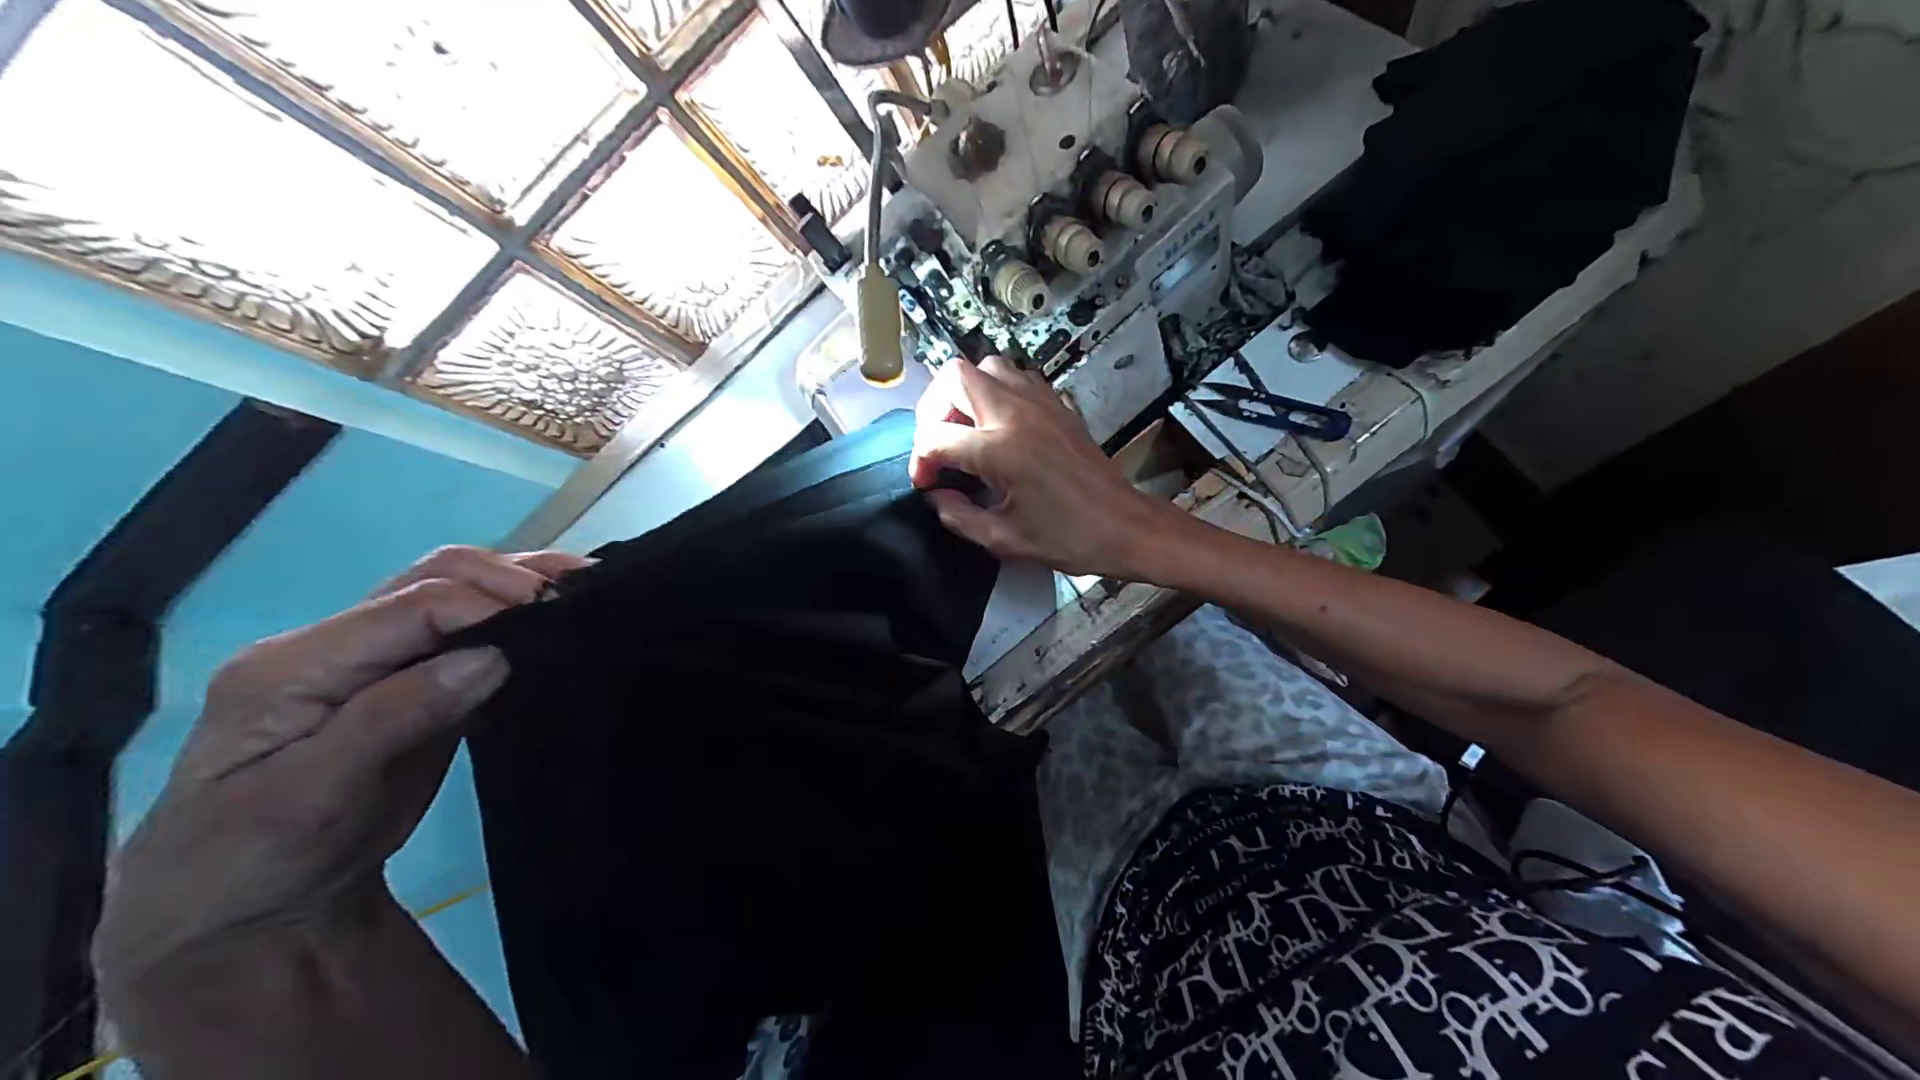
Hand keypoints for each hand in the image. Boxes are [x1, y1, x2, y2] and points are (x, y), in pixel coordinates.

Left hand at [95, 546, 590, 984]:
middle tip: (579, 595)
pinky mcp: (414, 681)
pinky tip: (556, 615)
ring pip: (455, 595)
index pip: (409, 607)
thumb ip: (392, 717)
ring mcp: (376, 660)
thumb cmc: (255, 860)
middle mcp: (334, 645)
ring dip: (519, 584)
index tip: (555, 616)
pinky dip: (516, 617)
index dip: (487, 602)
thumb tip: (490, 656)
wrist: (246, 909)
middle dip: (509, 578)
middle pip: (432, 580)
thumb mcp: (308, 798)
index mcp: (293, 665)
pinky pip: (470, 633)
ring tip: (584, 585)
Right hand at [909, 356, 1182, 578]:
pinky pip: (1016, 376)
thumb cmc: (1068, 538)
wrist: (1125, 526)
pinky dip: (996, 390)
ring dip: (964, 392)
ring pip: (986, 366)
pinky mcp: (1057, 404)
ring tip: (964, 429)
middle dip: (933, 410)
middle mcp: (1016, 413)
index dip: (920, 460)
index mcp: (1001, 449)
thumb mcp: (1003, 539)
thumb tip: (935, 495)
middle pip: (953, 378)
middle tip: (937, 444)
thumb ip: (958, 515)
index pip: (937, 437)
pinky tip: (996, 424)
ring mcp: (1040, 402)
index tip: (926, 482)